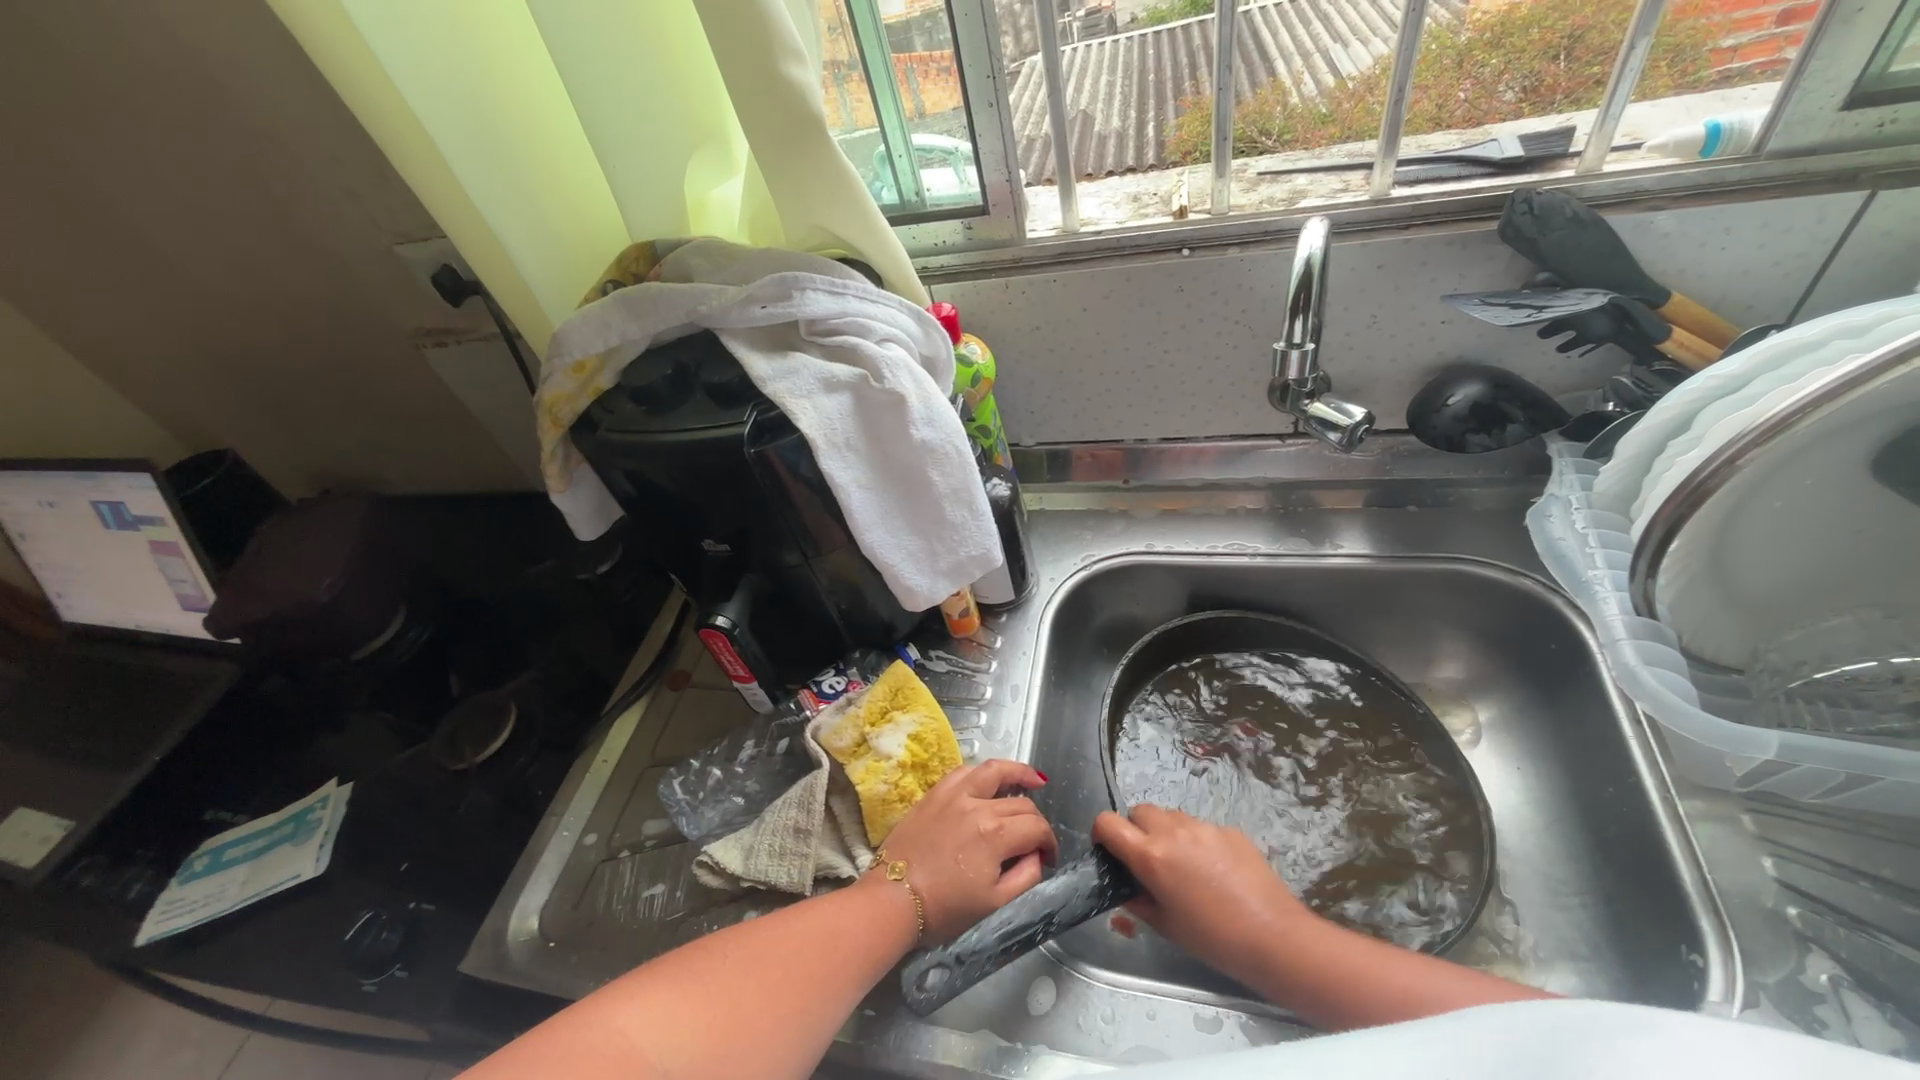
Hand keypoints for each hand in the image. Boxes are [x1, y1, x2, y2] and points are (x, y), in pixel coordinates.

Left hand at [870, 759, 1056, 942]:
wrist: (893, 900)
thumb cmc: (944, 908)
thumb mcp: (995, 904)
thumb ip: (1026, 876)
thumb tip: (1036, 856)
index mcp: (996, 834)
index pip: (1037, 828)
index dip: (1049, 843)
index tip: (1047, 858)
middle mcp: (978, 805)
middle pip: (1021, 803)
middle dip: (1036, 822)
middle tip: (1034, 841)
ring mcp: (953, 795)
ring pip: (993, 771)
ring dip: (1017, 773)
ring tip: (1032, 779)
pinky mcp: (933, 795)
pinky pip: (962, 772)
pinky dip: (981, 773)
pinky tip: (988, 780)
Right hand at [1093, 805, 1316, 982]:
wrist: (1273, 936)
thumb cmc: (1213, 938)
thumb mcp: (1165, 926)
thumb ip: (1138, 901)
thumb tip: (1128, 889)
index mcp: (1151, 856)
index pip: (1108, 822)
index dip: (1102, 833)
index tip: (1110, 852)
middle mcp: (1174, 832)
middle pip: (1140, 811)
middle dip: (1136, 829)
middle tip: (1148, 860)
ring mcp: (1205, 827)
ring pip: (1172, 816)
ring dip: (1167, 833)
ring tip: (1183, 866)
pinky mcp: (1230, 830)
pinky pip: (1202, 828)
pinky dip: (1198, 842)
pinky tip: (1215, 872)